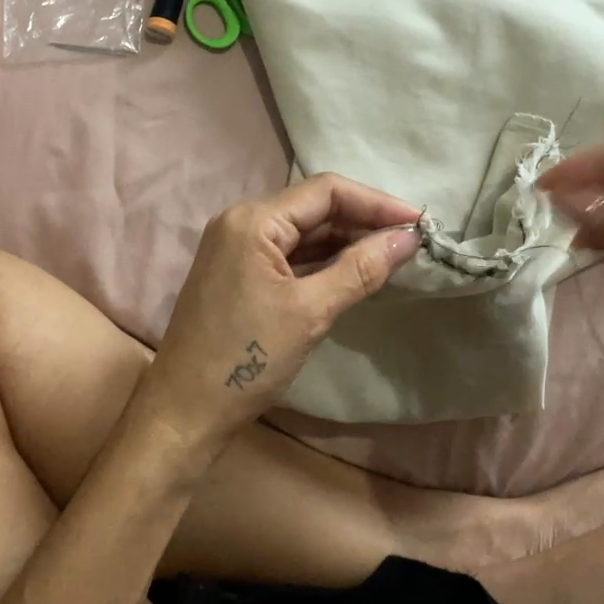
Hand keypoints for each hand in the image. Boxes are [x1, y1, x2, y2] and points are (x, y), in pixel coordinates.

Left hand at [138, 174, 421, 450]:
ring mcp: (237, 249)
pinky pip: (289, 255)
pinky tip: (356, 272)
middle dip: (363, 221)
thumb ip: (360, 269)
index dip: (375, 202)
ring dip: (346, 242)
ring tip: (394, 255)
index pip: (325, 191)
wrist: (184, 413)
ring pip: (303, 232)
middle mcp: (242, 223)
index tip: (419, 221)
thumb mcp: (310, 312)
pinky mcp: (239, 274)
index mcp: (253, 221)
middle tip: (412, 241)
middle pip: (314, 207)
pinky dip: (323, 261)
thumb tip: (409, 237)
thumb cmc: (246, 359)